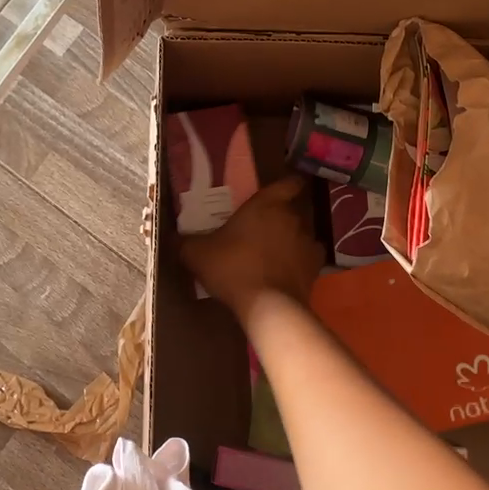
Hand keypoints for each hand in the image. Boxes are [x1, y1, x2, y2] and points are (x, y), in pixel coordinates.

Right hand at [180, 176, 323, 319]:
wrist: (268, 306)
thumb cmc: (233, 268)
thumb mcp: (198, 254)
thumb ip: (184, 242)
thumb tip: (171, 237)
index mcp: (266, 204)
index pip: (288, 183)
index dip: (287, 185)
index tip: (278, 192)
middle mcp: (292, 217)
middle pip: (292, 209)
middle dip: (280, 217)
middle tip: (261, 228)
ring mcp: (307, 241)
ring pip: (302, 233)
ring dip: (291, 239)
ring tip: (274, 252)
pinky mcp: (316, 267)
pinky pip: (310, 256)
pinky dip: (301, 260)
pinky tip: (287, 270)